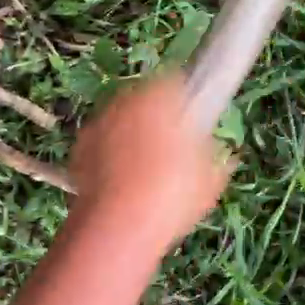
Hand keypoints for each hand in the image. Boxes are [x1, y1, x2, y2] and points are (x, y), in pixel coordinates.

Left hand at [69, 76, 229, 249]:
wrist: (118, 223)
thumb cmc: (171, 196)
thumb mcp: (209, 183)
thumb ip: (216, 160)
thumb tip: (224, 157)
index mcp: (162, 96)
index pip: (175, 80)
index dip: (183, 99)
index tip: (190, 120)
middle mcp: (128, 99)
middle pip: (145, 97)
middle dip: (155, 115)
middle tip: (169, 147)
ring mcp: (100, 119)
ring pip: (120, 117)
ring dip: (129, 132)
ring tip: (142, 167)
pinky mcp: (80, 142)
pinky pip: (101, 139)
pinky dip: (108, 151)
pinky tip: (119, 178)